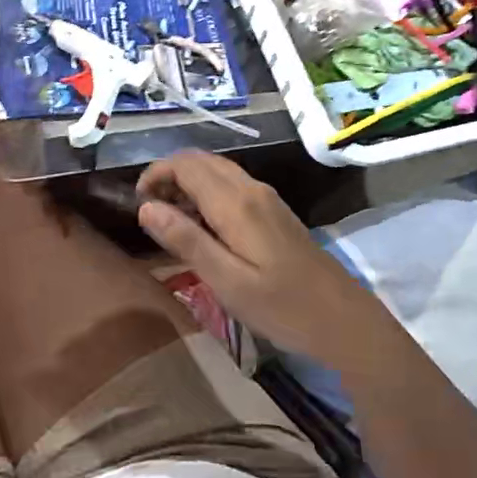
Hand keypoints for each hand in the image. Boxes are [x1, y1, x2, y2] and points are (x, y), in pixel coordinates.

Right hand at [137, 151, 377, 359]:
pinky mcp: (274, 211)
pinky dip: (208, 194)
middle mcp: (252, 189)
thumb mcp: (227, 281)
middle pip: (202, 161)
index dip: (156, 174)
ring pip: (218, 171)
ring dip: (188, 184)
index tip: (137, 203)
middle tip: (149, 211)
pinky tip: (203, 227)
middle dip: (169, 175)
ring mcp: (267, 198)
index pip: (186, 165)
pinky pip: (233, 186)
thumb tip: (146, 207)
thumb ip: (187, 241)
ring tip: (170, 221)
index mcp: (237, 203)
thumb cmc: (281, 306)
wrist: (339, 316)